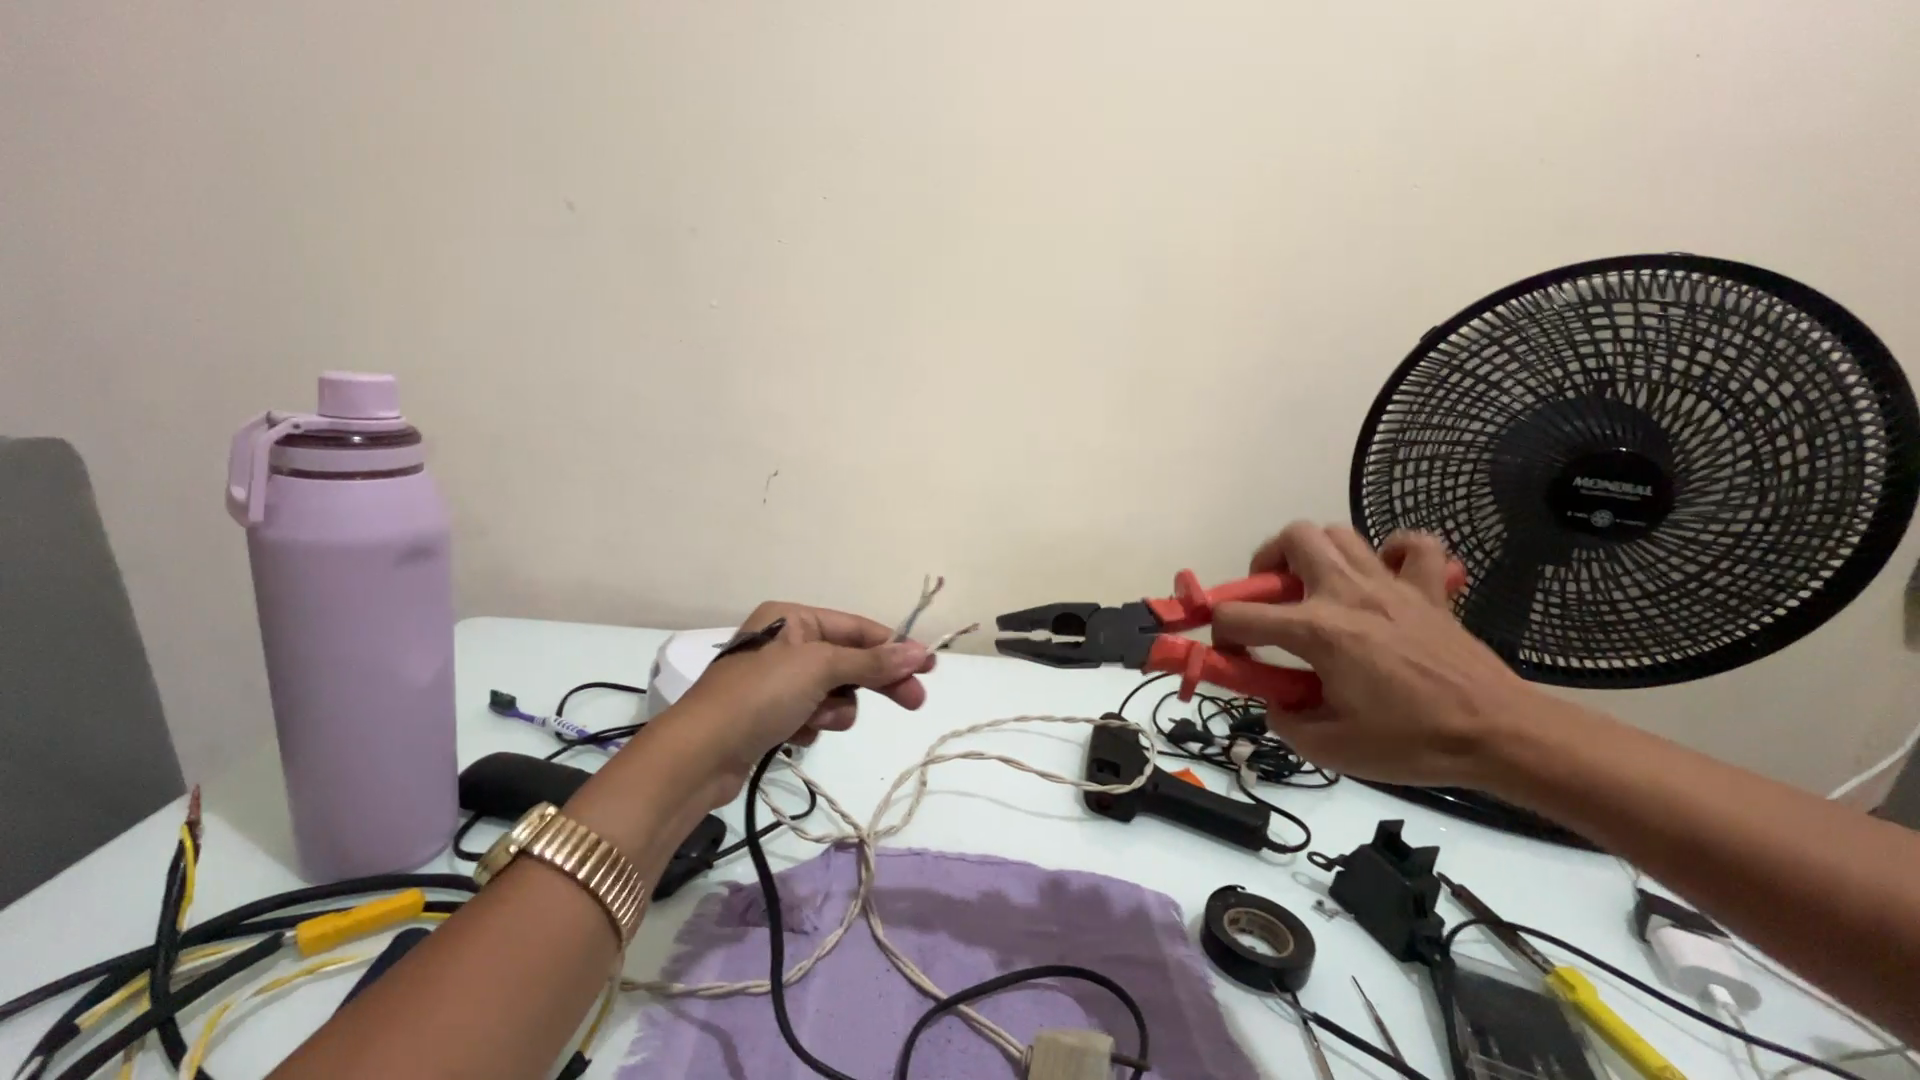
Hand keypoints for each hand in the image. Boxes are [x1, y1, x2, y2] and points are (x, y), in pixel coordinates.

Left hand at [658, 602, 934, 804]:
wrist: (701, 753)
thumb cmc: (760, 695)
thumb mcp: (820, 668)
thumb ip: (871, 662)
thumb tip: (919, 651)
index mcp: (792, 619)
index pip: (856, 628)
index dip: (894, 646)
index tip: (929, 666)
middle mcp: (785, 644)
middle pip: (848, 660)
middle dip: (875, 682)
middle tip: (914, 702)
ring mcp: (777, 681)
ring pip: (834, 693)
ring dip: (833, 710)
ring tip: (815, 721)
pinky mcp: (771, 715)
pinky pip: (813, 715)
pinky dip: (811, 726)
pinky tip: (793, 735)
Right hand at [1211, 522, 1544, 786]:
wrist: (1499, 733)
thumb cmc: (1412, 743)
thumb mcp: (1331, 748)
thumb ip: (1287, 722)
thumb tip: (1277, 704)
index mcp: (1317, 631)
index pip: (1239, 615)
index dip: (1220, 632)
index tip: (1231, 653)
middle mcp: (1348, 593)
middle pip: (1293, 539)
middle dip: (1267, 562)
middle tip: (1271, 597)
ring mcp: (1392, 585)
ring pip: (1340, 533)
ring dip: (1317, 553)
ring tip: (1316, 588)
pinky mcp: (1430, 590)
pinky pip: (1412, 545)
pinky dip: (1392, 551)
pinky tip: (1383, 577)